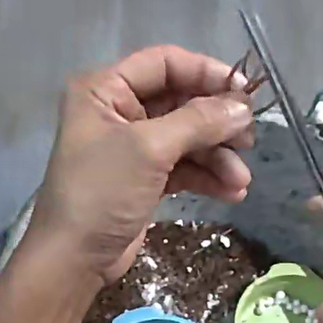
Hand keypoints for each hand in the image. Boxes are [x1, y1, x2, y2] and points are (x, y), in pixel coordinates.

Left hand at [24, 45, 253, 284]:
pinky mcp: (143, 181)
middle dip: (216, 123)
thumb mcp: (149, 150)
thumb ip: (198, 122)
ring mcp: (132, 149)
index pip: (164, 64)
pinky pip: (182, 168)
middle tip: (248, 140)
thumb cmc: (102, 194)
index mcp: (104, 89)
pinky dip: (206, 177)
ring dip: (217, 157)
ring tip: (241, 179)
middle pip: (181, 103)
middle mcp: (117, 112)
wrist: (74, 259)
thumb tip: (243, 109)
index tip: (243, 93)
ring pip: (186, 140)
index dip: (206, 73)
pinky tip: (231, 192)